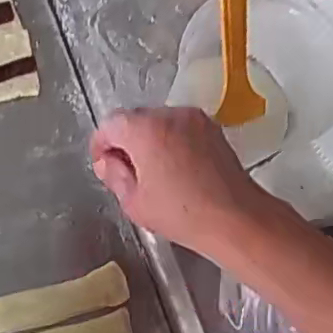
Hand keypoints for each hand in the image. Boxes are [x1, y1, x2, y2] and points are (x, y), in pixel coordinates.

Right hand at [89, 107, 287, 253]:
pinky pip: (178, 129)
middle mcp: (171, 116)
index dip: (100, 144)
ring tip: (148, 175)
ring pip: (157, 122)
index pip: (110, 124)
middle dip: (123, 142)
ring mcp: (195, 120)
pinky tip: (170, 172)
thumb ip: (113, 175)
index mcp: (146, 130)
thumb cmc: (183, 212)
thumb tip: (107, 163)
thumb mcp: (133, 201)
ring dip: (146, 142)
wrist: (232, 217)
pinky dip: (168, 143)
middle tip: (121, 172)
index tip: (101, 163)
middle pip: (134, 119)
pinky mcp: (211, 129)